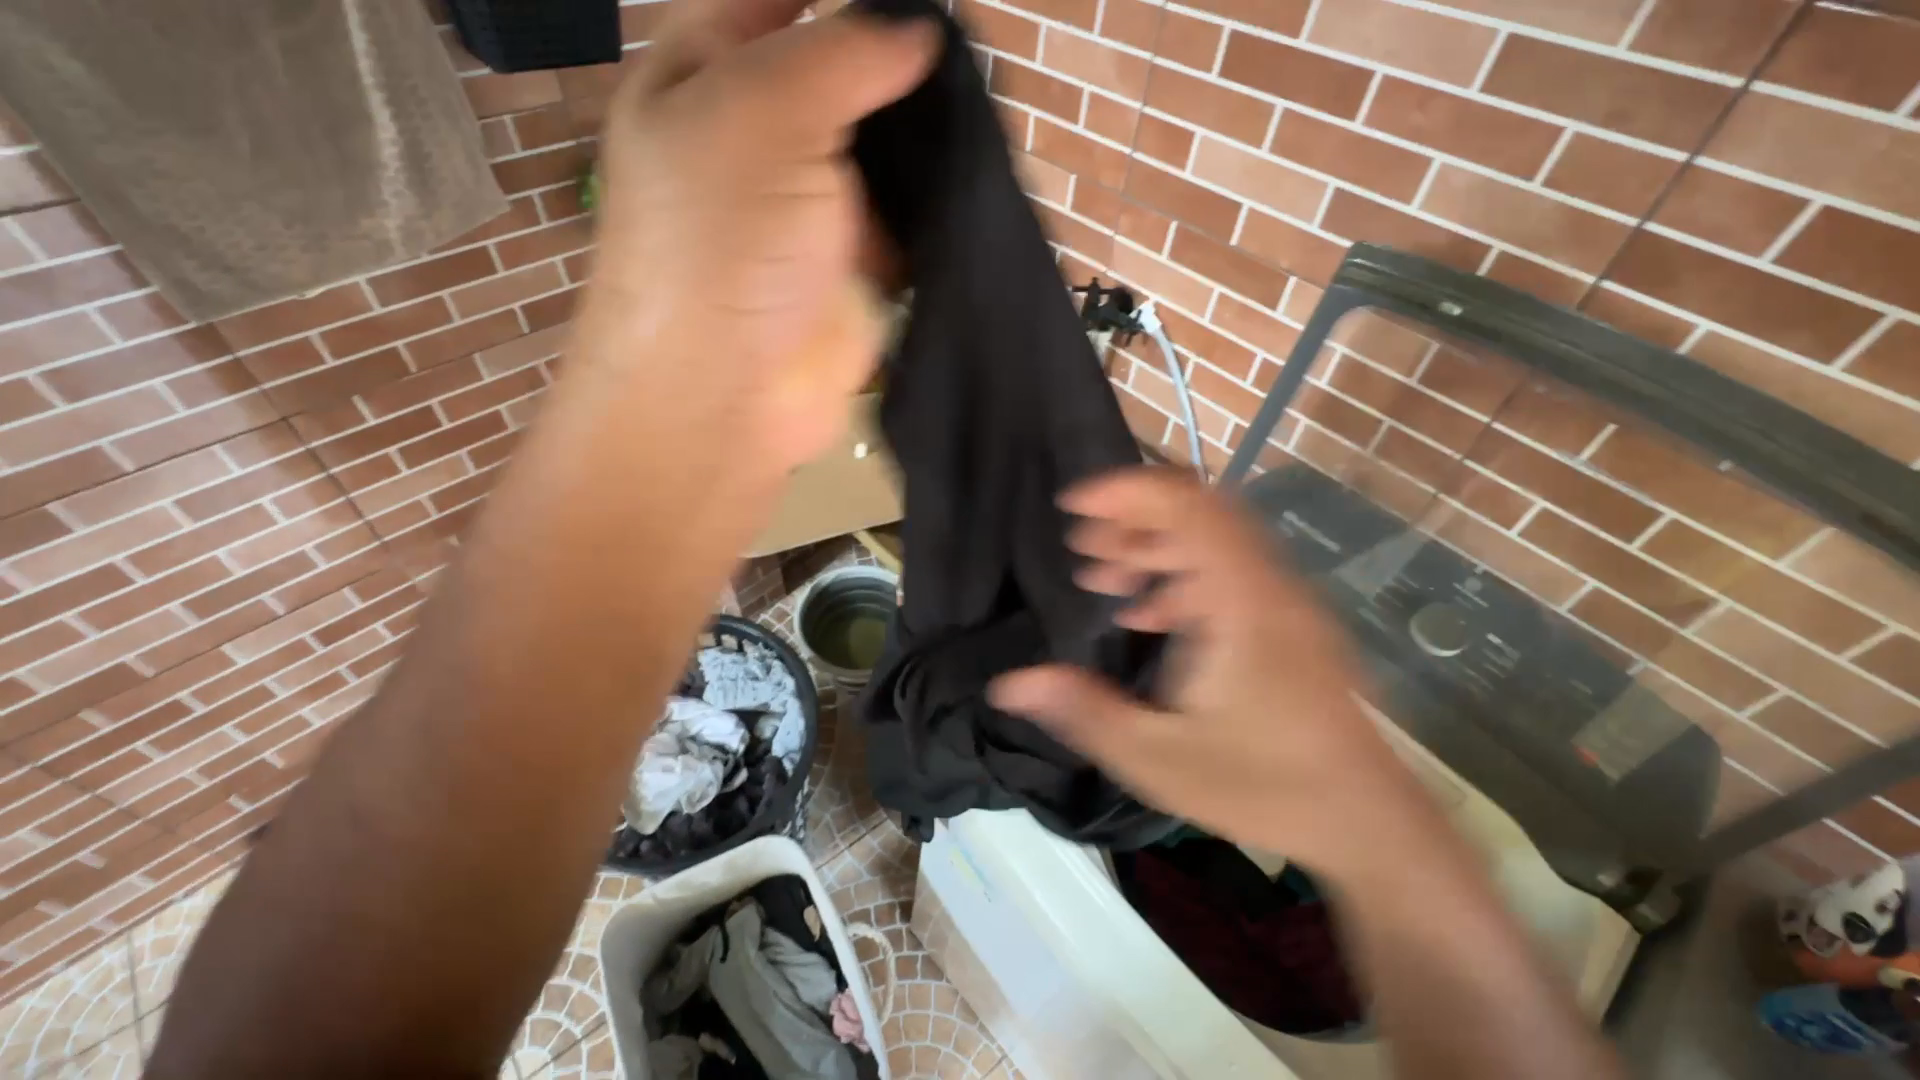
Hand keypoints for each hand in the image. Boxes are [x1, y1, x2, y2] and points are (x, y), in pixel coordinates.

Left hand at [581, 0, 935, 467]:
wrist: (725, 397)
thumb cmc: (720, 241)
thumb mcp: (762, 112)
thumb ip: (843, 53)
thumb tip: (919, 29)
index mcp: (704, 71)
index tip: (921, 2)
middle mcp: (755, 128)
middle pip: (839, 62)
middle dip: (899, 56)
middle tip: (965, 53)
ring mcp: (807, 198)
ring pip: (881, 138)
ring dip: (927, 129)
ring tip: (988, 106)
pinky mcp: (852, 257)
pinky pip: (905, 208)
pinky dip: (939, 196)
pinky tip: (979, 175)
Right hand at [989, 468, 1447, 879]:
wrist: (1366, 820)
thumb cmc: (1265, 787)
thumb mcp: (1159, 759)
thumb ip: (1084, 713)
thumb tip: (1009, 683)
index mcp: (1238, 603)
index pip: (1186, 508)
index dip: (1125, 492)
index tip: (1071, 507)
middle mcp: (1267, 587)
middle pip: (1200, 512)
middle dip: (1132, 517)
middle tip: (1081, 547)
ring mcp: (1285, 603)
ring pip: (1215, 541)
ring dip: (1155, 546)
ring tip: (1103, 576)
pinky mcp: (1290, 626)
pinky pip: (1230, 572)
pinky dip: (1182, 574)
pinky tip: (1148, 614)